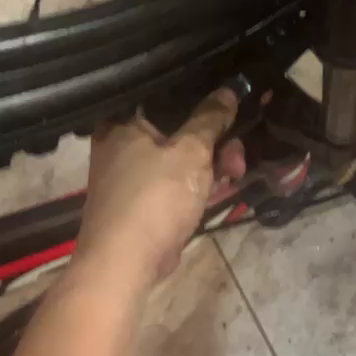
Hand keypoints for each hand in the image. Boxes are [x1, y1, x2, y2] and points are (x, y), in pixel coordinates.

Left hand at [74, 89, 244, 290]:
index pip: (166, 95)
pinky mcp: (139, 201)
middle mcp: (119, 143)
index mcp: (122, 121)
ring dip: (210, 164)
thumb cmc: (154, 198)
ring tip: (234, 174)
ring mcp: (128, 175)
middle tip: (236, 154)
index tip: (230, 108)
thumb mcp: (191, 151)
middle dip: (214, 141)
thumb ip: (211, 118)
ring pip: (178, 157)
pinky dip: (195, 184)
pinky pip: (173, 182)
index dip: (202, 100)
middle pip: (177, 129)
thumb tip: (228, 90)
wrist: (123, 265)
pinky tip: (219, 189)